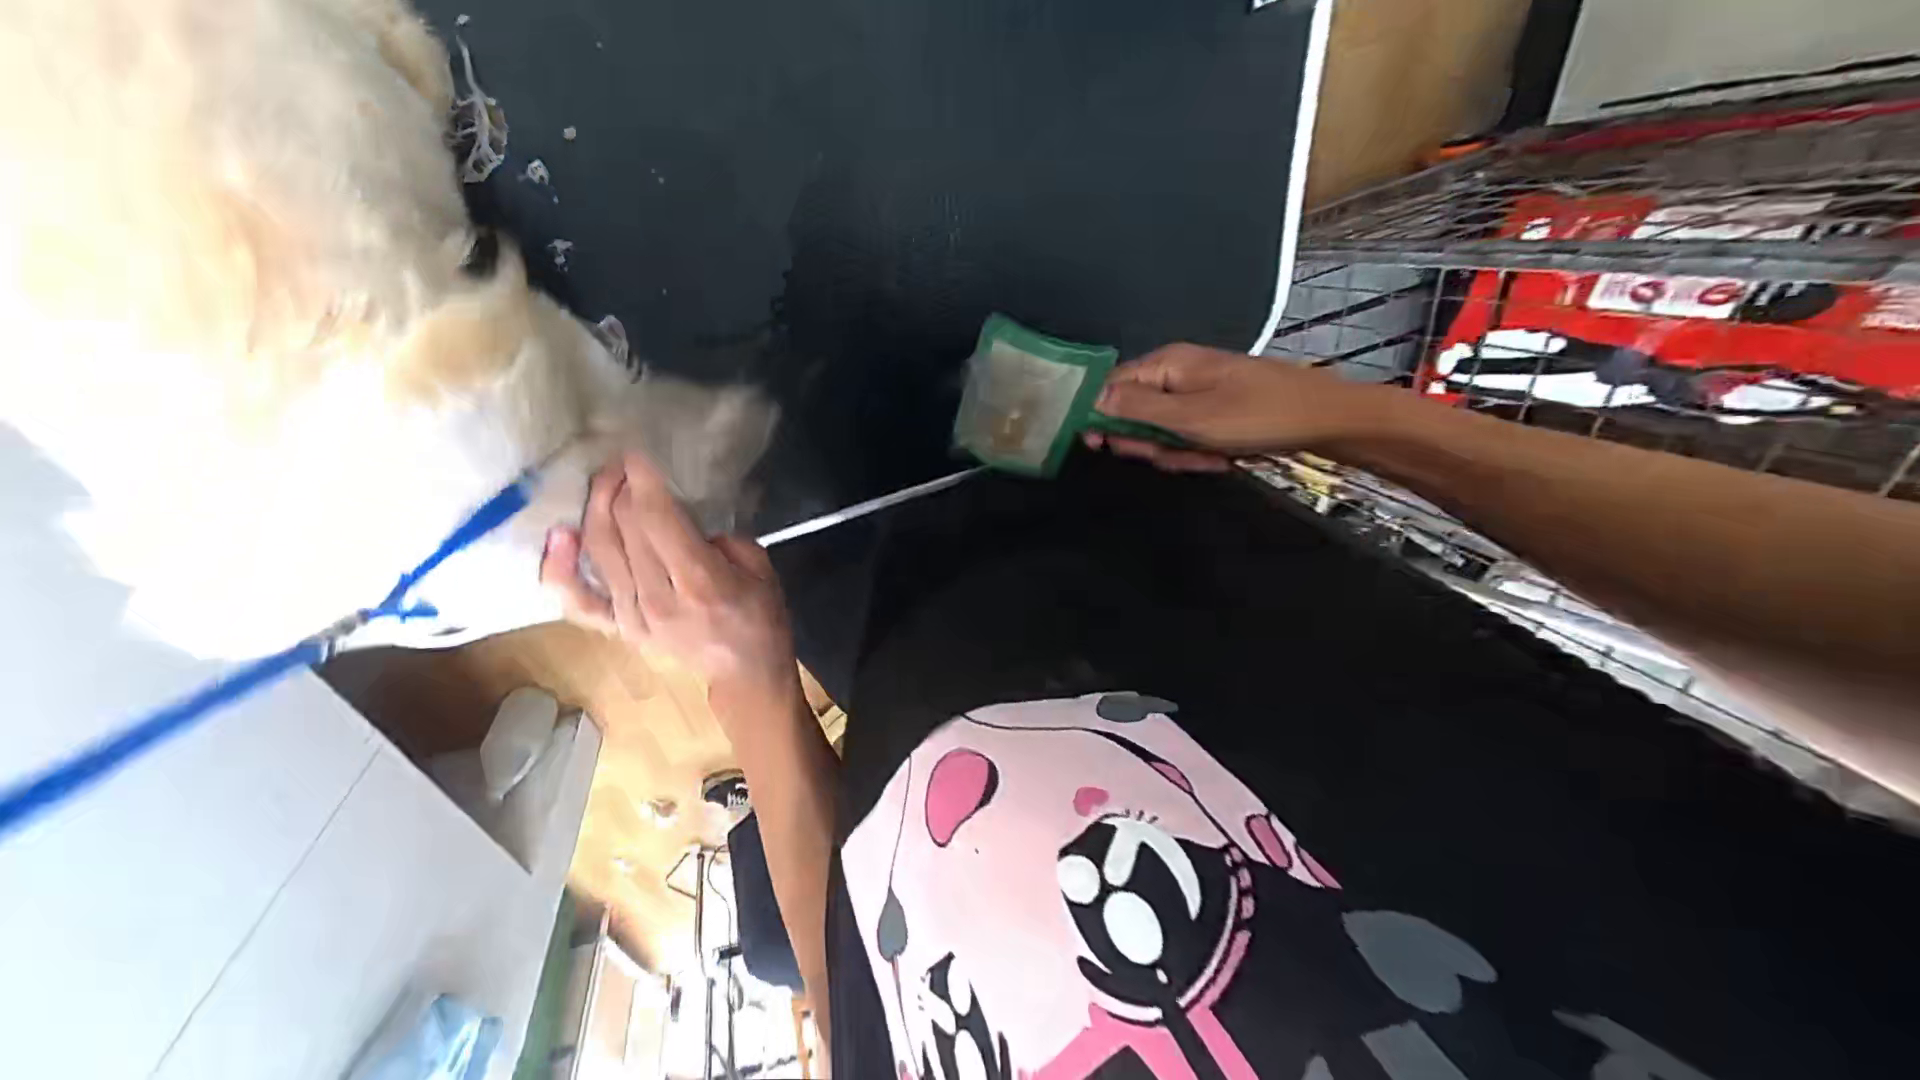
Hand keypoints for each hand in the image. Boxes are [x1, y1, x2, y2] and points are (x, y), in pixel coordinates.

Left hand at [540, 453, 797, 704]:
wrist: (746, 673)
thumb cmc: (762, 618)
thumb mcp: (761, 569)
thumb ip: (723, 539)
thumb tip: (685, 523)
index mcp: (700, 581)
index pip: (657, 518)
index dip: (643, 480)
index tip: (636, 453)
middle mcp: (658, 597)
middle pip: (624, 526)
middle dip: (621, 486)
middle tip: (626, 466)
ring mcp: (633, 616)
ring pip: (600, 550)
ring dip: (598, 507)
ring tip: (604, 483)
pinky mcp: (620, 629)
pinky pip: (578, 600)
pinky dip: (559, 568)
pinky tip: (559, 537)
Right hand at [1086, 343, 1403, 470]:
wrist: (1324, 421)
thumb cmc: (1257, 415)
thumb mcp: (1191, 416)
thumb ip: (1137, 408)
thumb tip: (1092, 400)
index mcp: (1166, 364)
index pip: (1110, 386)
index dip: (1100, 417)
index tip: (1099, 446)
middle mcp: (1175, 373)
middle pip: (1132, 413)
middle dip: (1149, 441)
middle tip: (1174, 454)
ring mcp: (1195, 393)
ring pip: (1159, 430)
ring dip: (1176, 452)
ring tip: (1207, 457)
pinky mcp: (1211, 411)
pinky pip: (1184, 435)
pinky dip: (1195, 451)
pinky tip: (1218, 458)